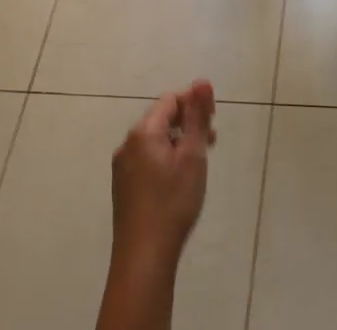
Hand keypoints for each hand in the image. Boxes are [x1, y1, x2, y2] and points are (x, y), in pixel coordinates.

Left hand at [110, 80, 216, 262]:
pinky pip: (146, 158)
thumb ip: (198, 117)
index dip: (194, 104)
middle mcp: (127, 143)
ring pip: (154, 140)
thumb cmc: (173, 201)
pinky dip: (165, 158)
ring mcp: (122, 166)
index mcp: (143, 132)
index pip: (171, 100)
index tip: (214, 122)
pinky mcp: (123, 185)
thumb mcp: (193, 156)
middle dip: (188, 123)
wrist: (144, 254)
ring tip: (198, 163)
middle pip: (161, 119)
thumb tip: (202, 80)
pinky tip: (178, 180)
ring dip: (178, 142)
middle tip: (211, 143)